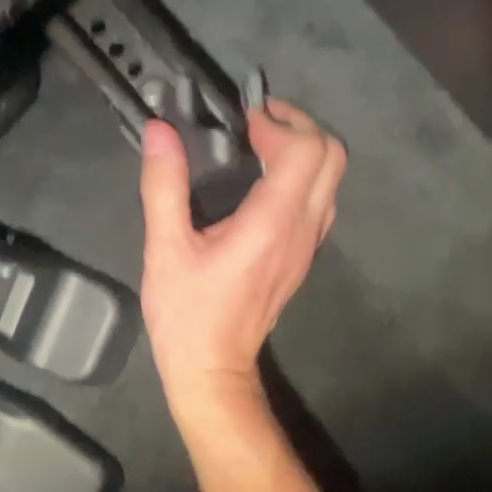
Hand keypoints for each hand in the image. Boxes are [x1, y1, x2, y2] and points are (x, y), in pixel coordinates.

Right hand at [139, 98, 346, 414]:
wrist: (212, 369)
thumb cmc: (187, 314)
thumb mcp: (164, 249)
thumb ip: (164, 186)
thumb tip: (159, 131)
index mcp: (272, 222)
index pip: (305, 149)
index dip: (279, 123)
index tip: (243, 122)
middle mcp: (302, 229)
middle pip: (332, 156)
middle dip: (300, 127)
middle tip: (257, 124)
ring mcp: (308, 247)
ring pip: (332, 180)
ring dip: (305, 152)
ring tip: (261, 148)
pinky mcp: (302, 259)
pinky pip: (321, 203)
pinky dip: (303, 179)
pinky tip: (265, 187)